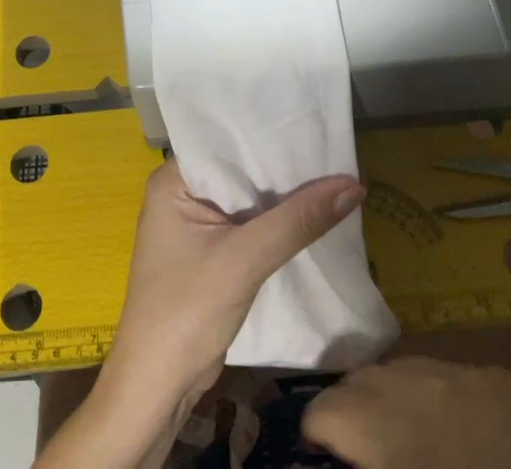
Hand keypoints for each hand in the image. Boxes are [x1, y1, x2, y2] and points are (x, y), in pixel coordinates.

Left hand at [35, 159, 364, 468]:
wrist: (157, 388)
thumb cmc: (185, 314)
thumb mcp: (243, 261)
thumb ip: (296, 221)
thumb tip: (353, 184)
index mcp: (173, 182)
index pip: (224, 141)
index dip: (268, 132)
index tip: (314, 123)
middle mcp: (182, 195)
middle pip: (240, 169)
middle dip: (284, 164)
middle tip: (337, 147)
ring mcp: (197, 226)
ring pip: (249, 199)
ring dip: (286, 195)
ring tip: (337, 173)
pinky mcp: (212, 254)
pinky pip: (251, 225)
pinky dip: (280, 222)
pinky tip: (317, 214)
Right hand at [303, 357, 510, 468]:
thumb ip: (364, 458)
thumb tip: (334, 450)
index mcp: (387, 427)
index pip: (323, 410)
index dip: (315, 436)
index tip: (323, 459)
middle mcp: (419, 385)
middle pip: (360, 380)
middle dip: (350, 412)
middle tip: (360, 453)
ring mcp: (466, 375)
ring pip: (403, 369)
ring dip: (393, 399)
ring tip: (407, 440)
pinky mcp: (506, 381)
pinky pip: (452, 375)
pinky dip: (440, 397)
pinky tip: (456, 434)